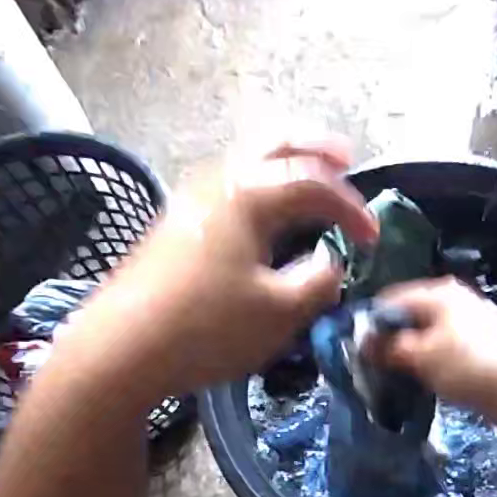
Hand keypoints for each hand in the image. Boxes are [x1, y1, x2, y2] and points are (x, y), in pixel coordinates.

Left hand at [74, 137, 376, 396]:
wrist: (122, 350)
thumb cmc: (208, 328)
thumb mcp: (280, 313)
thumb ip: (318, 282)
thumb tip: (330, 264)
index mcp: (249, 195)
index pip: (315, 184)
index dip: (352, 208)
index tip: (375, 239)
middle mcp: (219, 184)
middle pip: (275, 146)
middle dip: (315, 150)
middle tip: (345, 159)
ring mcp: (191, 201)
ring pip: (247, 163)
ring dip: (284, 166)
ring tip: (309, 182)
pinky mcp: (176, 226)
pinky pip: (230, 188)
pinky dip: (260, 188)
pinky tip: (265, 217)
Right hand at [374, 278, 496, 418]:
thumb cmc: (467, 366)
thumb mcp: (420, 357)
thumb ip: (389, 347)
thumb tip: (364, 342)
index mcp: (438, 292)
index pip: (391, 299)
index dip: (372, 323)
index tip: (360, 349)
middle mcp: (456, 297)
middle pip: (412, 314)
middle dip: (394, 337)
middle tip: (380, 365)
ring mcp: (473, 317)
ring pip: (430, 330)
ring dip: (414, 350)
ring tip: (404, 375)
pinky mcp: (485, 340)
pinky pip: (447, 343)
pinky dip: (436, 357)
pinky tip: (433, 377)